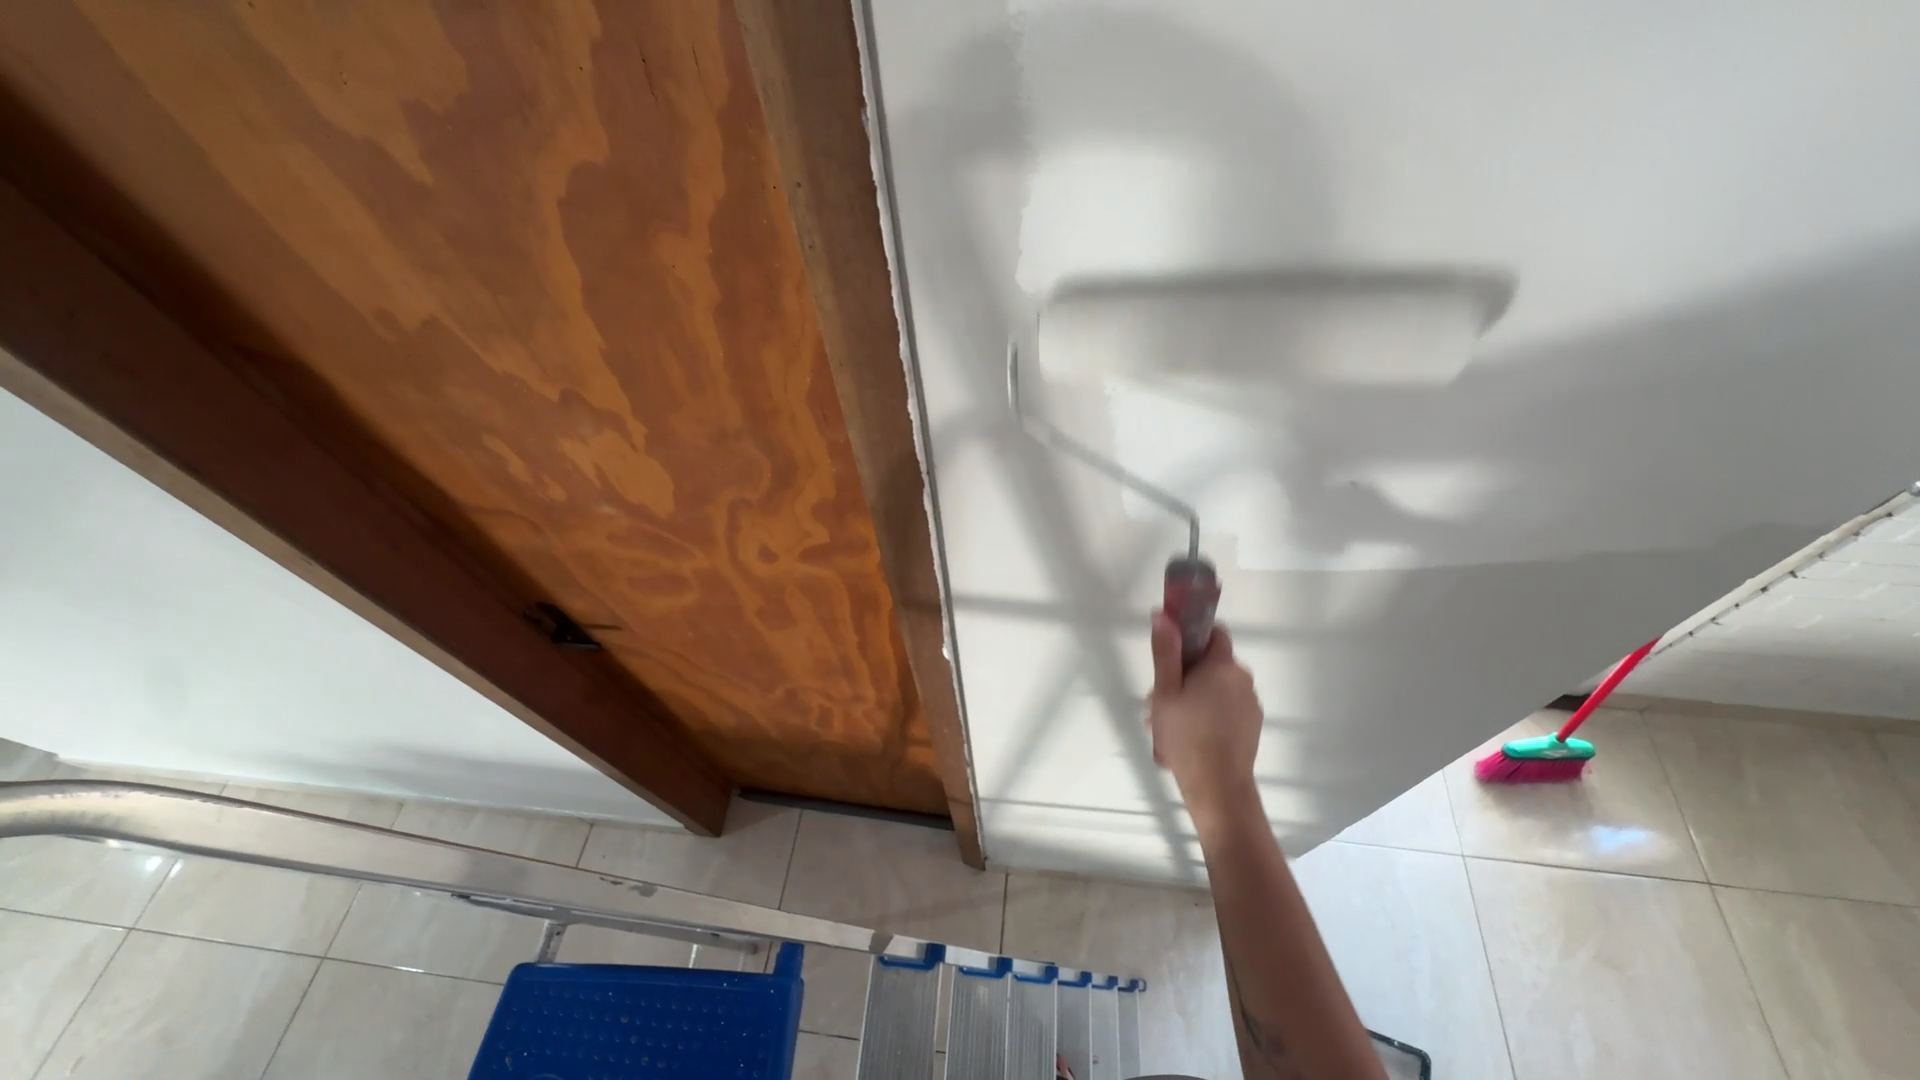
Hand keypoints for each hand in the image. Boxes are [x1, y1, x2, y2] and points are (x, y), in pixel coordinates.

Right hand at [1147, 611, 1262, 814]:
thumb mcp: (1165, 692)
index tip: (1171, 657)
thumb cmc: (1186, 736)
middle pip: (1212, 664)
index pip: (1213, 633)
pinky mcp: (1251, 726)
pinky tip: (1189, 738)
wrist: (1217, 787)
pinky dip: (1209, 715)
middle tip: (1159, 702)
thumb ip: (1165, 652)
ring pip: (1217, 689)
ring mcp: (1251, 704)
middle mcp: (1243, 679)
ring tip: (1168, 726)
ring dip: (1194, 697)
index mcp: (1223, 666)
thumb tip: (1163, 615)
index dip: (1191, 638)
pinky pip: (1226, 709)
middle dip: (1185, 676)